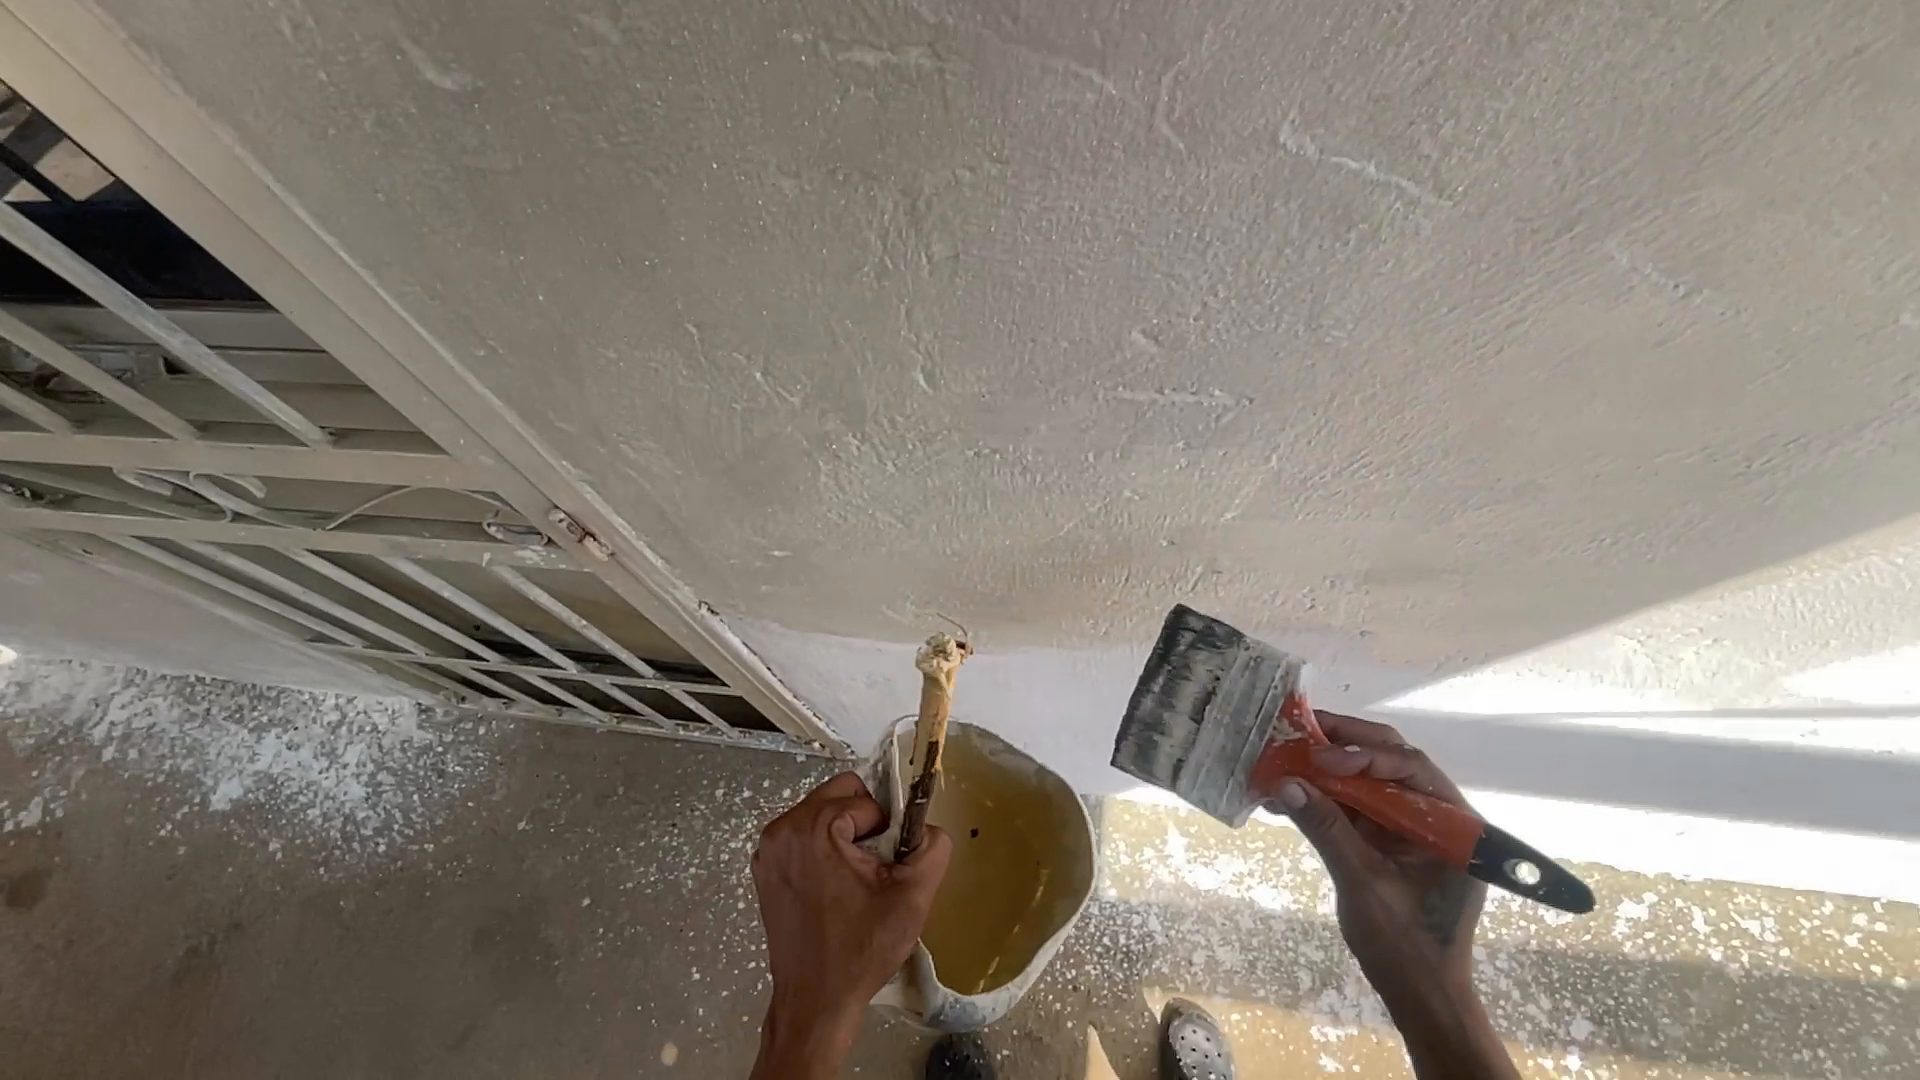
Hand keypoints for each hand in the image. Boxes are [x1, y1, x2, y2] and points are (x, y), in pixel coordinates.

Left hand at [749, 772, 952, 1079]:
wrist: (816, 1001)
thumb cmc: (862, 948)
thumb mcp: (914, 895)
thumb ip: (933, 845)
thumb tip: (928, 827)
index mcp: (813, 826)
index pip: (867, 801)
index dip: (886, 831)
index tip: (886, 868)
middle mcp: (783, 829)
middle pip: (839, 794)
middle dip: (865, 821)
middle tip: (874, 867)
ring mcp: (768, 850)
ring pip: (821, 813)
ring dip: (844, 834)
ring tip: (854, 880)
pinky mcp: (764, 870)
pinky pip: (803, 836)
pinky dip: (823, 849)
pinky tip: (834, 888)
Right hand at [1269, 713, 1517, 1079]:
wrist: (1420, 995)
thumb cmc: (1406, 946)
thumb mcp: (1363, 884)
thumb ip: (1327, 829)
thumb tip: (1284, 783)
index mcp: (1453, 825)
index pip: (1411, 767)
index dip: (1364, 756)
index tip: (1322, 759)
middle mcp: (1436, 815)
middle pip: (1391, 758)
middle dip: (1345, 742)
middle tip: (1300, 732)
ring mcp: (1410, 824)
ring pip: (1369, 775)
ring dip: (1328, 764)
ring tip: (1287, 753)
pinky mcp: (1385, 836)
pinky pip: (1354, 801)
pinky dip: (1322, 792)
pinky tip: (1288, 791)